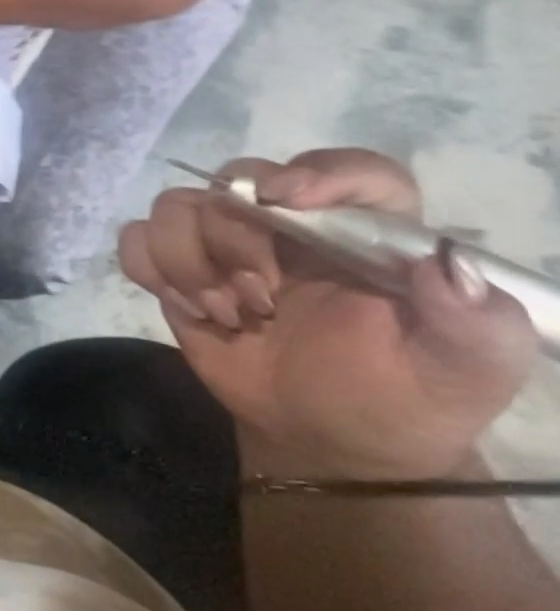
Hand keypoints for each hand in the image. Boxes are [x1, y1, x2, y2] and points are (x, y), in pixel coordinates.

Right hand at [118, 148, 539, 479]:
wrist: (326, 439)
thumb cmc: (401, 400)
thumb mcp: (466, 372)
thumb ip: (475, 321)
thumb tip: (443, 263)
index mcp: (368, 234)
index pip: (355, 172)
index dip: (320, 172)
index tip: (287, 199)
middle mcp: (292, 226)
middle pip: (238, 183)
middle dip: (236, 239)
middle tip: (260, 299)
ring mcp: (225, 245)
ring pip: (175, 206)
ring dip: (189, 262)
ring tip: (225, 312)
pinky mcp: (178, 271)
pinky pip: (136, 239)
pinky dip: (150, 269)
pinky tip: (188, 308)